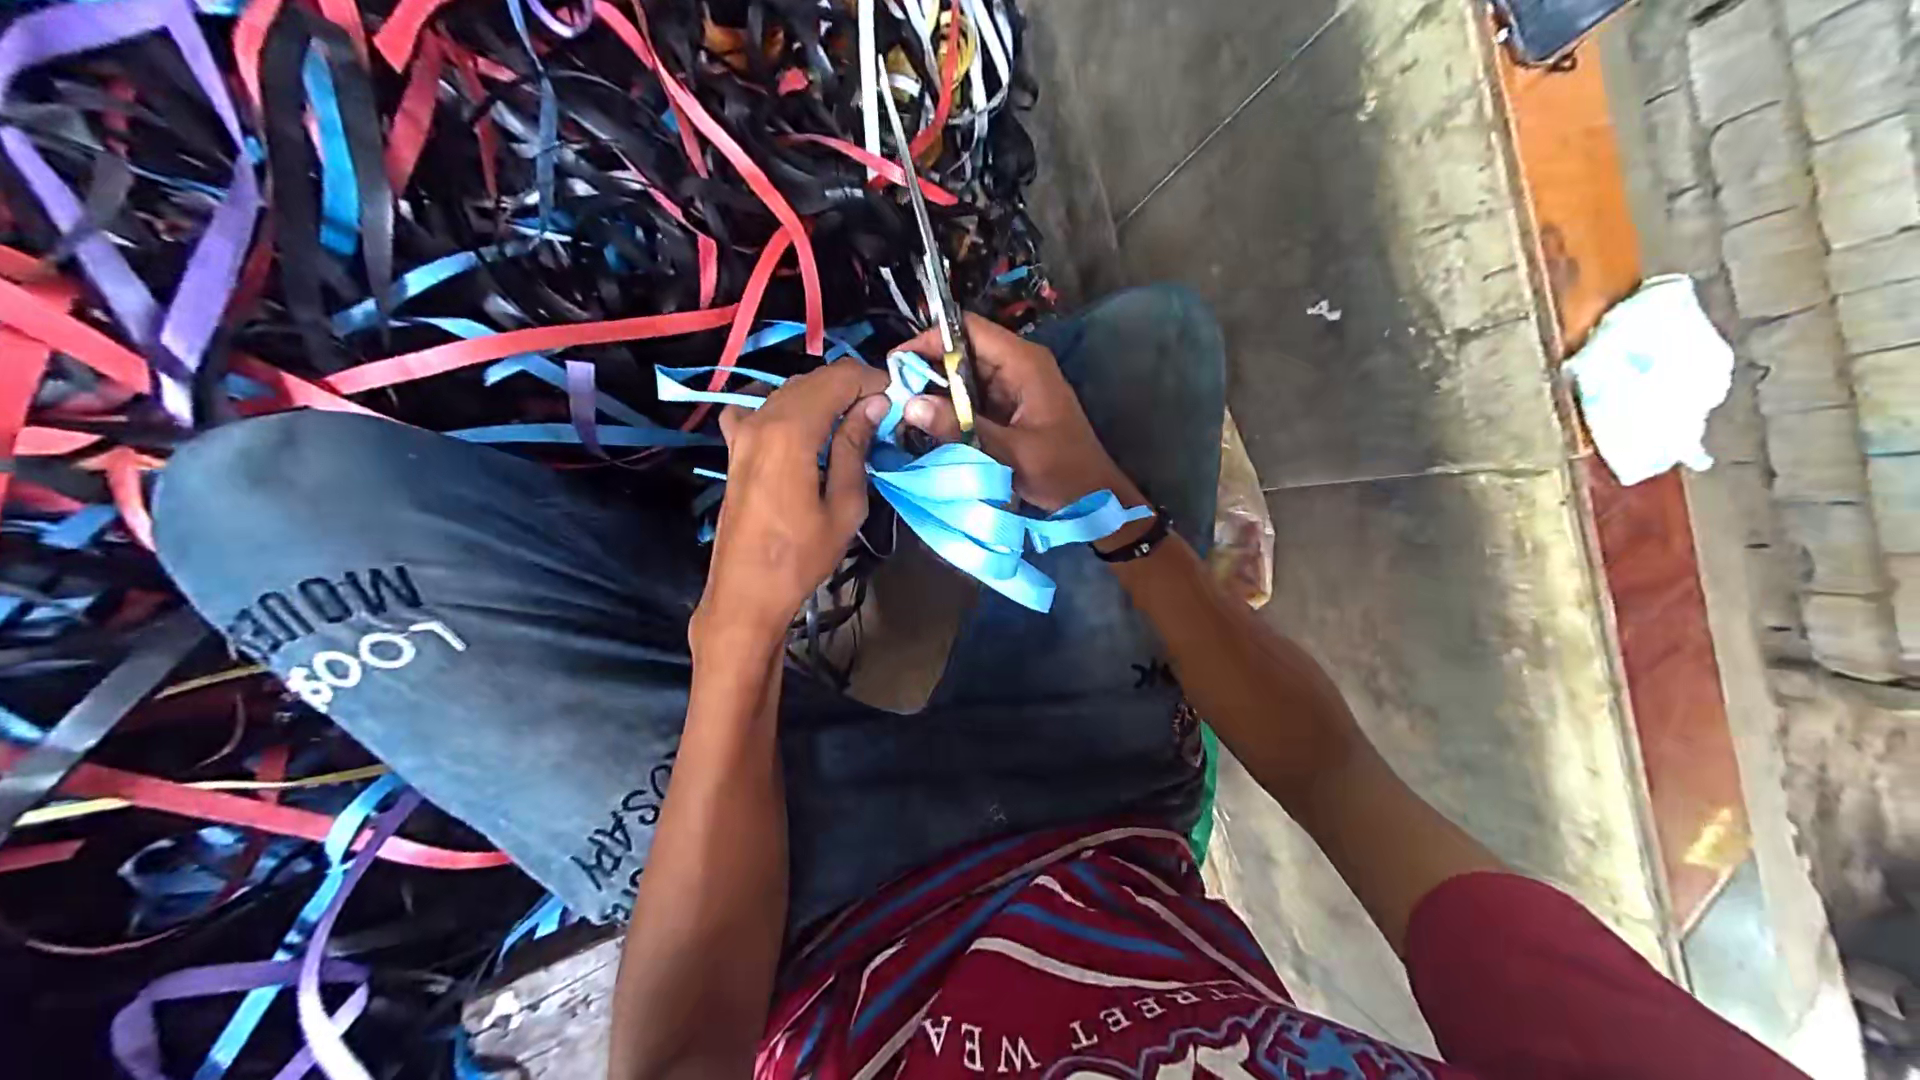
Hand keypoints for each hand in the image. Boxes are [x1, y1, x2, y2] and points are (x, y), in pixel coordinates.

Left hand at [694, 359, 890, 645]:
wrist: (747, 591)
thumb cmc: (802, 556)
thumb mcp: (844, 506)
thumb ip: (855, 449)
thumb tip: (873, 406)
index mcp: (791, 431)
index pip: (837, 379)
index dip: (871, 380)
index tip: (896, 398)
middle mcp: (761, 419)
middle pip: (812, 379)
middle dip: (850, 387)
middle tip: (881, 411)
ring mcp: (742, 432)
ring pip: (788, 391)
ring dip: (823, 397)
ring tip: (851, 422)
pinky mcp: (734, 449)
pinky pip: (759, 409)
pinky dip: (785, 408)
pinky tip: (800, 428)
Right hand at [900, 315, 1142, 513]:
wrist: (1093, 496)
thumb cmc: (1062, 470)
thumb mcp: (1009, 451)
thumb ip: (960, 428)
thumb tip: (911, 405)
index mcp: (1024, 363)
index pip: (969, 331)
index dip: (930, 340)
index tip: (896, 363)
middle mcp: (1017, 366)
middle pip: (962, 352)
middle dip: (927, 369)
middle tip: (893, 393)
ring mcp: (1012, 387)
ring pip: (963, 377)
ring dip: (936, 392)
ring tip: (902, 410)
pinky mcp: (1007, 409)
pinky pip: (971, 399)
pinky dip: (950, 410)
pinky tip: (926, 424)